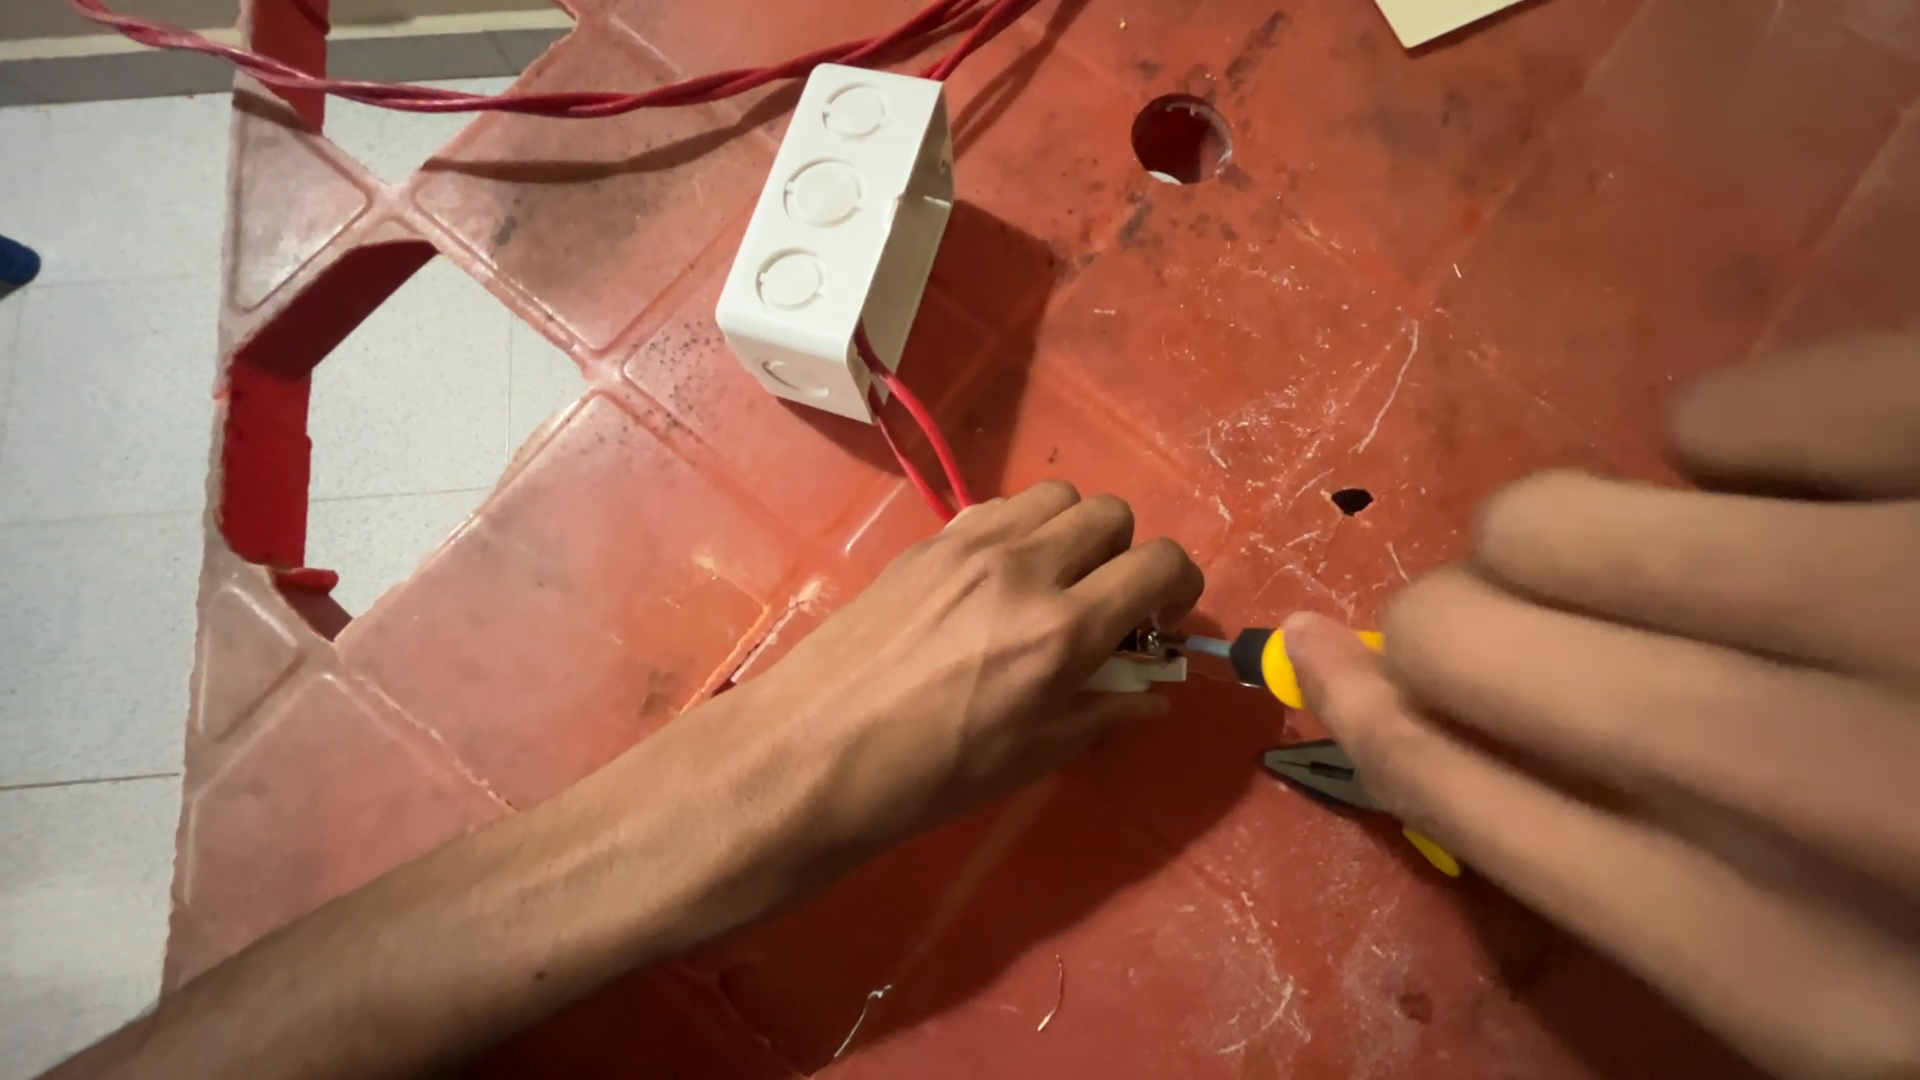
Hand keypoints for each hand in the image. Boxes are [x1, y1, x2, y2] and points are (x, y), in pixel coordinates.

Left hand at [737, 480, 1203, 859]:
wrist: (816, 748)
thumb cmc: (929, 773)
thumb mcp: (1031, 756)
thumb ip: (1103, 709)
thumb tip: (1153, 690)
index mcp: (1060, 630)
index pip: (1159, 563)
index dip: (1179, 584)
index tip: (1162, 615)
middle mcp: (1023, 568)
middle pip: (1111, 513)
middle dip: (1124, 554)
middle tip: (1102, 601)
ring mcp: (970, 544)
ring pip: (1056, 496)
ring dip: (1072, 532)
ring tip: (1051, 581)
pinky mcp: (929, 540)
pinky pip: (998, 508)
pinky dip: (1019, 529)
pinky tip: (994, 576)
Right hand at [1286, 334, 1919, 1079]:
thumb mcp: (1834, 983)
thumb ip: (1597, 850)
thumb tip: (1387, 688)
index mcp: (1788, 960)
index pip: (1441, 784)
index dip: (1353, 703)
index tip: (1314, 646)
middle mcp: (1838, 798)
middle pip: (1451, 633)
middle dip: (1465, 621)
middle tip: (1576, 628)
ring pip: (1545, 517)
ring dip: (1586, 539)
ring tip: (1726, 563)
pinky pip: (1721, 412)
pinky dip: (1734, 443)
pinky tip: (1848, 495)